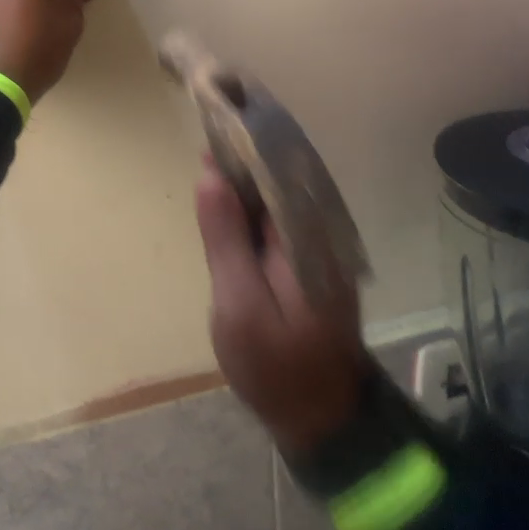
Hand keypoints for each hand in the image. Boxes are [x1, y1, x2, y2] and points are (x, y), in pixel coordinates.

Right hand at [194, 157, 373, 454]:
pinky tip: (233, 199)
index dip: (244, 139)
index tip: (211, 111)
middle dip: (244, 152)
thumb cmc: (277, 365)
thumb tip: (211, 175)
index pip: (276, 168)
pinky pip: (281, 216)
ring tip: (211, 154)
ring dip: (249, 174)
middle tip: (204, 129)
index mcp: (306, 237)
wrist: (323, 417)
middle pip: (280, 175)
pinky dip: (256, 201)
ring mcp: (319, 247)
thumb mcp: (239, 305)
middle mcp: (320, 232)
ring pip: (280, 194)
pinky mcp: (311, 262)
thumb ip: (226, 239)